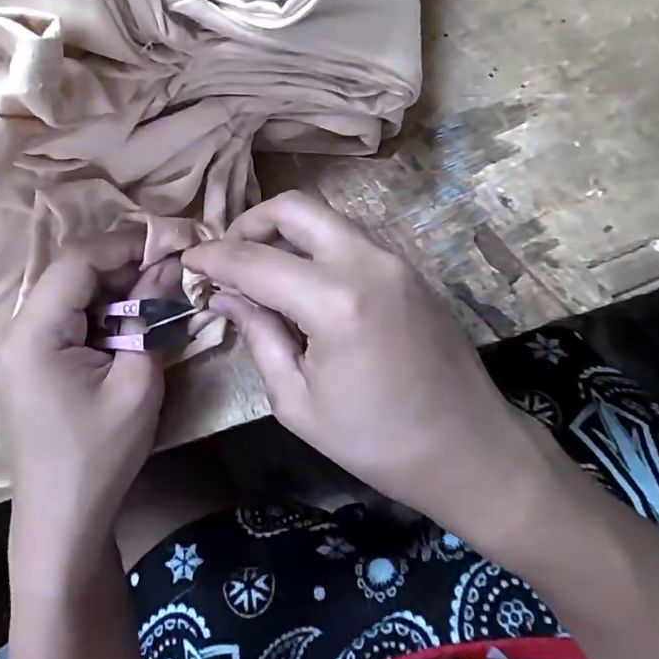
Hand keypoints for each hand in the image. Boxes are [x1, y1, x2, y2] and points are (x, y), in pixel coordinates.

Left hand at [0, 236, 177, 570]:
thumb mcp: (137, 383)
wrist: (62, 521)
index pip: (77, 262)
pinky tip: (131, 323)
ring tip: (157, 294)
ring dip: (114, 290)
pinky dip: (101, 314)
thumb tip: (169, 265)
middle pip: (71, 275)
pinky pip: (67, 321)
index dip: (124, 245)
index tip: (169, 244)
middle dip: (122, 267)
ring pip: (70, 296)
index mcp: (33, 333)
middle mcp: (17, 332)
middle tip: (170, 271)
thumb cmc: (100, 455)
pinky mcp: (31, 364)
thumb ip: (151, 317)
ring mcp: (20, 349)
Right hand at [183, 192, 572, 533]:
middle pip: (295, 208)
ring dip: (284, 232)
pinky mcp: (409, 270)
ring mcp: (394, 261)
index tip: (187, 263)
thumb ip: (258, 336)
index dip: (213, 258)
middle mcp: (367, 263)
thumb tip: (224, 295)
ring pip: (325, 218)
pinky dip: (314, 246)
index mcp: (335, 301)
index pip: (254, 260)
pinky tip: (301, 282)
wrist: (472, 450)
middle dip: (250, 222)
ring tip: (258, 270)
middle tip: (226, 257)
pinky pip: (349, 239)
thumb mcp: (298, 402)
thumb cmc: (376, 441)